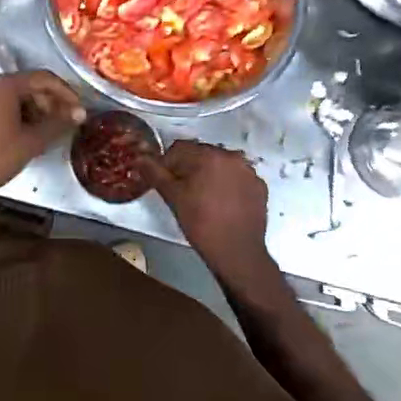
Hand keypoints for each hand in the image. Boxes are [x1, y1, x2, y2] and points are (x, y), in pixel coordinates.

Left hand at [0, 71, 84, 207]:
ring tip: (51, 131)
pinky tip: (31, 133)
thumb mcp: (32, 141)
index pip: (43, 78)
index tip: (80, 110)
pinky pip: (4, 104)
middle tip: (67, 122)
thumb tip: (80, 113)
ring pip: (17, 95)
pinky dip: (21, 114)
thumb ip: (58, 123)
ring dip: (37, 109)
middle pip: (29, 84)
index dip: (66, 93)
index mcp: (4, 85)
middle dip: (51, 102)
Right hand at [142, 140, 268, 268]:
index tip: (164, 181)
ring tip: (202, 198)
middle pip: (202, 154)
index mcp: (210, 156)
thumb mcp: (173, 197)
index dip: (167, 163)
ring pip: (220, 165)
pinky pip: (237, 178)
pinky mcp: (260, 187)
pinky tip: (220, 203)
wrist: (236, 252)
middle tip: (181, 191)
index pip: (180, 148)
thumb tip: (140, 158)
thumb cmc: (201, 222)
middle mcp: (233, 157)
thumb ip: (155, 173)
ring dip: (208, 175)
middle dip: (189, 168)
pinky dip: (227, 185)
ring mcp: (249, 172)